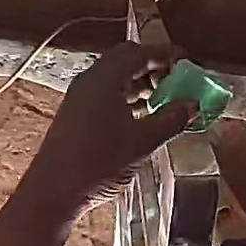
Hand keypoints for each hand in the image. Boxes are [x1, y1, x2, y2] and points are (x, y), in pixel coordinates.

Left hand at [20, 43, 195, 209]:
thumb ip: (171, 119)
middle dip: (153, 67)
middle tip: (178, 80)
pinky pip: (107, 94)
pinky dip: (128, 98)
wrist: (53, 193)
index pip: (138, 52)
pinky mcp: (77, 114)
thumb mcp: (143, 141)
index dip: (165, 54)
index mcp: (104, 79)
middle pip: (125, 60)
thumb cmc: (98, 163)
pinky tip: (145, 116)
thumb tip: (192, 104)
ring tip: (166, 99)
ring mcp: (80, 97)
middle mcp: (90, 81)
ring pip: (116, 78)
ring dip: (141, 83)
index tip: (187, 59)